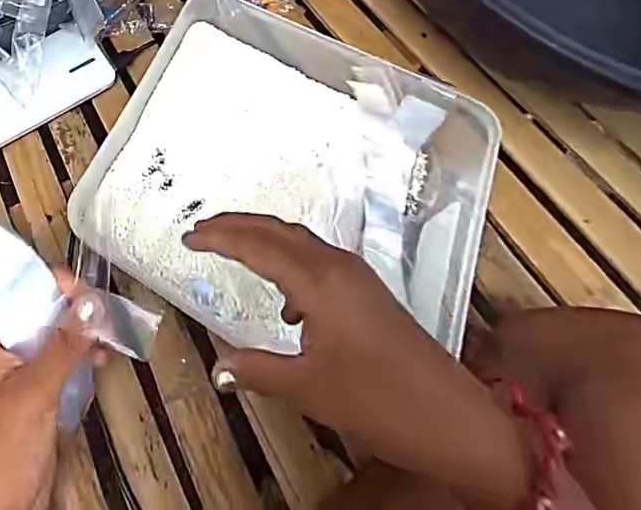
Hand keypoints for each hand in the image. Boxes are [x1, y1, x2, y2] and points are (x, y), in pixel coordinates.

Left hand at [0, 278, 106, 509]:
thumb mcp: (32, 392)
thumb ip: (63, 347)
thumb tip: (88, 306)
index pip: (25, 289)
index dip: (54, 282)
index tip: (82, 286)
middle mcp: (11, 346)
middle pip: (47, 307)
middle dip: (76, 305)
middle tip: (101, 307)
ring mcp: (30, 367)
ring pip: (62, 331)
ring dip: (85, 329)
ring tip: (107, 330)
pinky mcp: (47, 388)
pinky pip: (71, 356)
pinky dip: (88, 352)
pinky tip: (102, 356)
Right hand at [185, 214, 529, 499]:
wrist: (451, 416)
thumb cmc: (379, 401)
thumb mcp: (310, 389)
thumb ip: (259, 370)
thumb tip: (219, 365)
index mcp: (318, 282)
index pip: (257, 246)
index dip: (220, 237)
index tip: (188, 236)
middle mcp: (335, 265)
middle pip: (276, 229)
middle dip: (236, 224)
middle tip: (201, 228)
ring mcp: (353, 273)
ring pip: (297, 239)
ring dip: (262, 237)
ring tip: (230, 246)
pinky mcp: (364, 287)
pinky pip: (315, 257)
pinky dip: (287, 260)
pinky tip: (283, 299)